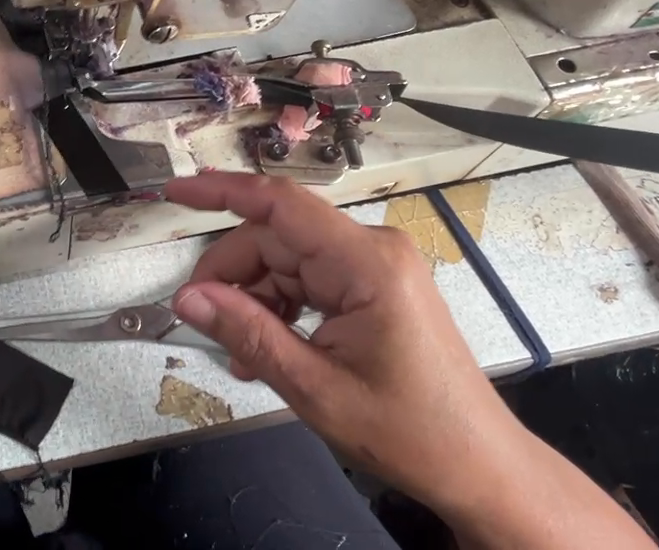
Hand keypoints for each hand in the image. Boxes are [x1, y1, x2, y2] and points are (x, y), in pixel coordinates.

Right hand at [166, 172, 529, 516]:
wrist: (482, 469)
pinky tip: (263, 347)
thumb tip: (187, 299)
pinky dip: (279, 307)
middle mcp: (371, 249)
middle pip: (275, 238)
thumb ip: (247, 335)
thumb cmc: (412, 433)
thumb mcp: (315, 389)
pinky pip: (308, 279)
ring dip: (254, 298)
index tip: (176, 190)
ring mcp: (374, 265)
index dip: (222, 190)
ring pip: (286, 260)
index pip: (280, 204)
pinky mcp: (373, 284)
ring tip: (239, 352)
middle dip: (232, 274)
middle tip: (200, 317)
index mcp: (366, 263)